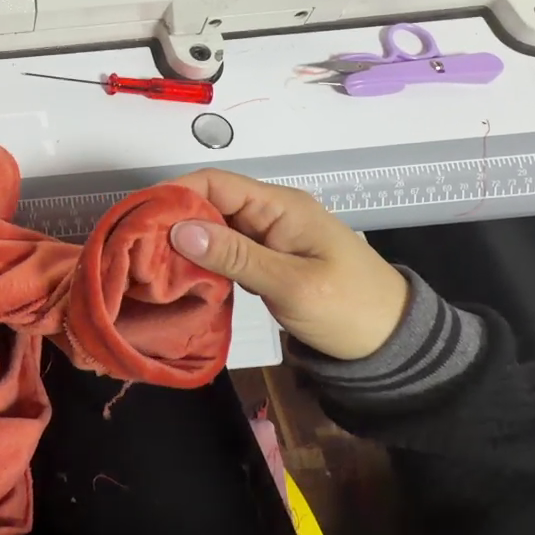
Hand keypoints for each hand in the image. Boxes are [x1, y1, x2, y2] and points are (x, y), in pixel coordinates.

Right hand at [166, 170, 408, 359]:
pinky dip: (201, 259)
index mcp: (281, 206)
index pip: (216, 184)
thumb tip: (177, 228)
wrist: (396, 350)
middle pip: (210, 201)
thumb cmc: (351, 311)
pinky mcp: (266, 259)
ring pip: (214, 226)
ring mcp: (269, 236)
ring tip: (150, 261)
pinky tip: (180, 274)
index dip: (176, 194)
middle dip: (173, 217)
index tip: (142, 220)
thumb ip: (235, 255)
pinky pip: (224, 249)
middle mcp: (271, 213)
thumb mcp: (291, 285)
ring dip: (184, 240)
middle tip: (138, 246)